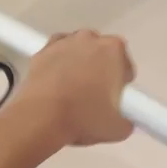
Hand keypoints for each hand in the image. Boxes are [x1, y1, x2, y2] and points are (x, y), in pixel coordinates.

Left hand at [4, 30, 135, 149]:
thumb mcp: (117, 129)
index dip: (120, 84)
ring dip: (78, 64)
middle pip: (100, 53)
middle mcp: (89, 38)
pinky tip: (55, 81)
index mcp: (114, 50)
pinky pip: (55, 54)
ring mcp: (63, 42)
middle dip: (100, 70)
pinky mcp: (41, 50)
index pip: (124, 66)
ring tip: (72, 89)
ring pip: (77, 50)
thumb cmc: (83, 118)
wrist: (40, 117)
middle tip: (93, 95)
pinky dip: (57, 63)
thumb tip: (123, 121)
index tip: (112, 99)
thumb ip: (126, 120)